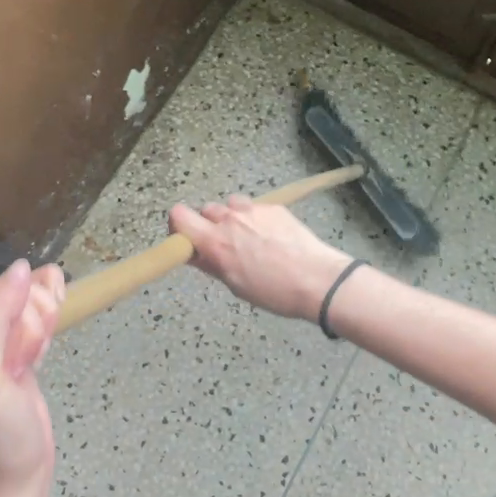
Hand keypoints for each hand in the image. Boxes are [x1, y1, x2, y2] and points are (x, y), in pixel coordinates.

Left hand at [0, 260, 66, 496]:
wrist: (16, 477)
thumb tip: (22, 267)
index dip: (9, 317)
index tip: (13, 359)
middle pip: (1, 291)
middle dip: (26, 321)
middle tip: (23, 362)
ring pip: (21, 294)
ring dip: (38, 322)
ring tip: (30, 360)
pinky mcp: (0, 337)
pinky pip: (32, 297)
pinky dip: (47, 315)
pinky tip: (41, 346)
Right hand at [169, 195, 353, 320]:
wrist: (316, 278)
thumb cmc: (273, 291)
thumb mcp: (235, 285)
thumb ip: (211, 264)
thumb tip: (195, 254)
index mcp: (215, 241)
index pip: (178, 216)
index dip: (179, 227)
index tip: (188, 241)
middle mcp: (230, 218)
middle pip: (205, 210)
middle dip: (209, 225)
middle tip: (223, 245)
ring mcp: (253, 209)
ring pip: (230, 205)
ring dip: (232, 219)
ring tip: (249, 239)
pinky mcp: (273, 206)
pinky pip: (254, 207)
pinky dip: (255, 218)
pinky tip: (271, 237)